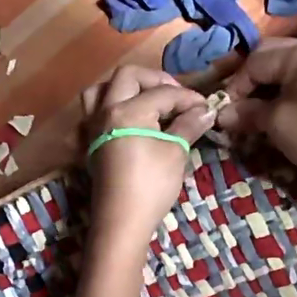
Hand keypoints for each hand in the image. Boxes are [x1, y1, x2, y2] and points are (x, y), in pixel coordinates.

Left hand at [81, 66, 211, 240]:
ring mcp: (93, 126)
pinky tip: (126, 120)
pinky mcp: (90, 142)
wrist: (121, 221)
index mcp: (128, 110)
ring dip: (126, 87)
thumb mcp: (176, 153)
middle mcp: (105, 110)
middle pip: (128, 76)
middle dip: (156, 80)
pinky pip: (93, 111)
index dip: (188, 97)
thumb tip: (206, 110)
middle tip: (176, 96)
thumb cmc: (151, 185)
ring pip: (102, 89)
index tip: (206, 108)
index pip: (163, 92)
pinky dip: (110, 106)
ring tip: (147, 100)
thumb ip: (189, 126)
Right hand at [217, 38, 296, 182]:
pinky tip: (280, 107)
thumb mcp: (278, 125)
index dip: (236, 85)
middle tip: (240, 105)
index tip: (226, 110)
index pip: (255, 60)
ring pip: (287, 62)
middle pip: (271, 53)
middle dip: (251, 78)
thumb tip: (222, 114)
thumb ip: (248, 113)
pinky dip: (287, 86)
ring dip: (268, 82)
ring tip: (258, 108)